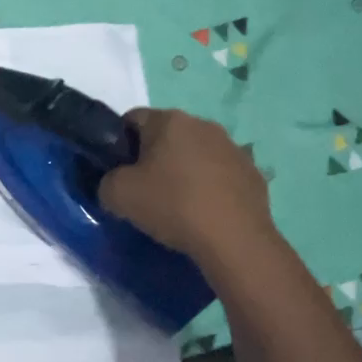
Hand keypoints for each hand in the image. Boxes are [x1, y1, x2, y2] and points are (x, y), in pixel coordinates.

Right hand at [99, 108, 277, 265]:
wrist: (235, 241)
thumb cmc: (172, 206)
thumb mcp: (117, 194)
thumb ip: (107, 180)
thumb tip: (116, 183)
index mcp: (169, 120)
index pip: (132, 119)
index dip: (119, 144)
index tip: (118, 171)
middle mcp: (203, 125)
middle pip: (167, 135)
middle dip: (154, 156)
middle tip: (145, 188)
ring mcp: (234, 148)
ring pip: (196, 153)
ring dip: (185, 169)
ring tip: (179, 203)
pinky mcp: (255, 174)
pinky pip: (222, 174)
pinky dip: (211, 186)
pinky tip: (206, 211)